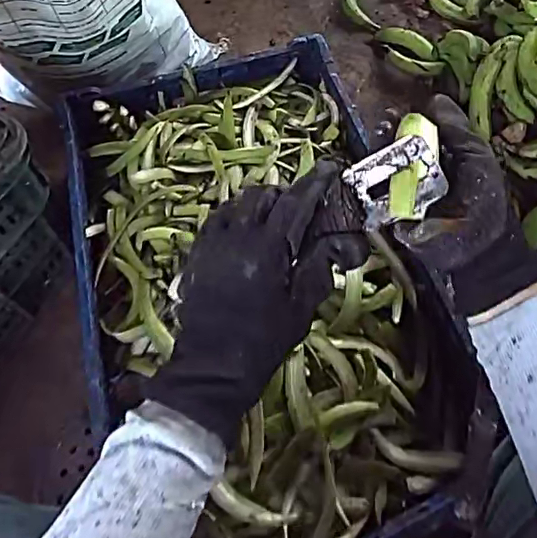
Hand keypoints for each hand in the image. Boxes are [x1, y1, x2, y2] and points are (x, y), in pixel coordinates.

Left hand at [145, 160, 341, 439]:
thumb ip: (320, 266)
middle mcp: (238, 238)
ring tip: (271, 220)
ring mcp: (213, 243)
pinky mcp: (196, 254)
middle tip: (299, 209)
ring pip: (237, 202)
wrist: (211, 370)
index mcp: (268, 249)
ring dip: (259, 204)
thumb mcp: (301, 307)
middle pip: (264, 195)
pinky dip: (234, 216)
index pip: (296, 202)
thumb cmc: (263, 342)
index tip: (331, 167)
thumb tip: (340, 240)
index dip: (316, 181)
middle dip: (285, 194)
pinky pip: (216, 218)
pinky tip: (243, 231)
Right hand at [394, 96, 536, 317]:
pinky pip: (373, 193)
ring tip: (381, 141)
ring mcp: (402, 190)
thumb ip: (457, 129)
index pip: (415, 128)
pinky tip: (374, 170)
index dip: (406, 117)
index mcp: (438, 152)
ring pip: (380, 164)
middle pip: (393, 143)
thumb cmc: (486, 199)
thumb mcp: (476, 156)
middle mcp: (417, 168)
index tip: (400, 110)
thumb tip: (434, 99)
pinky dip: (368, 181)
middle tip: (387, 123)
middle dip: (388, 131)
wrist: (482, 249)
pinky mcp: (391, 212)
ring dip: (378, 151)